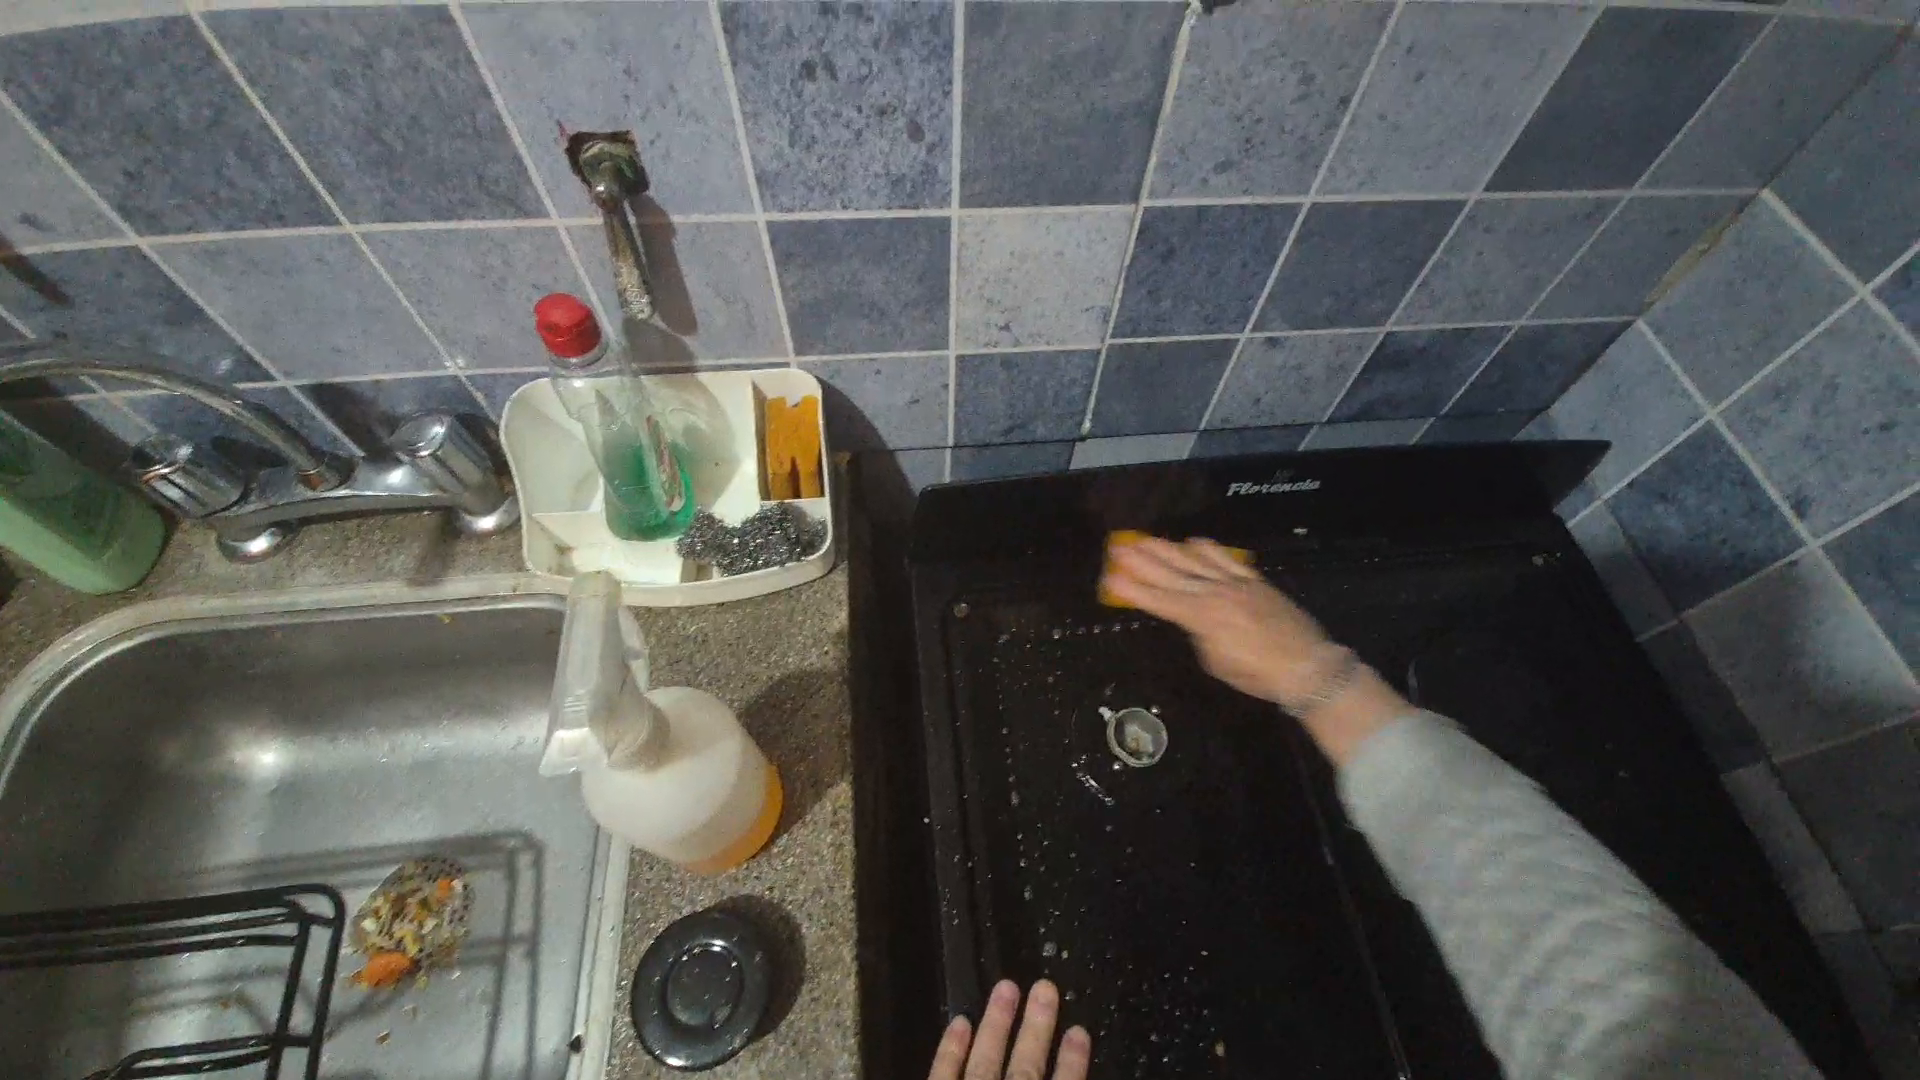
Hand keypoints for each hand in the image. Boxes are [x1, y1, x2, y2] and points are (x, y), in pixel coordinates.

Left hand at [927, 979, 1090, 1079]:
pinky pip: (942, 1077)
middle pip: (1026, 1070)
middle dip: (1037, 1028)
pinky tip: (960, 1022)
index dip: (1073, 1064)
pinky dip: (950, 1051)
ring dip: (997, 1024)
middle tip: (1046, 987)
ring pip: (985, 1065)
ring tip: (1007, 987)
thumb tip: (1065, 1069)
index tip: (1081, 1032)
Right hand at [1101, 535, 1333, 704]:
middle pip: (1170, 574)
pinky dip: (1207, 549)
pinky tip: (1193, 542)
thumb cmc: (1257, 674)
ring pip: (1194, 561)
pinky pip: (1226, 559)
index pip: (1157, 600)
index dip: (1132, 590)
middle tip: (1120, 549)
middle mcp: (1213, 593)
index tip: (1110, 578)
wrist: (1307, 665)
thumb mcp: (1215, 661)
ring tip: (1145, 540)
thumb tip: (1191, 618)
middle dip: (1142, 561)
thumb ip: (1198, 633)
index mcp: (1200, 617)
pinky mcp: (1254, 581)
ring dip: (1167, 550)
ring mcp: (1234, 583)